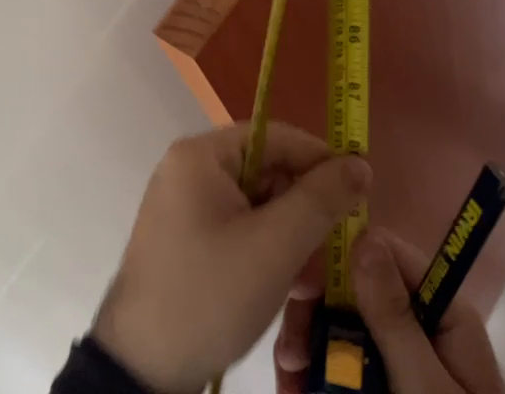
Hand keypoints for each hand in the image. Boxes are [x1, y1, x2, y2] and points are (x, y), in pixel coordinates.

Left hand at [91, 121, 370, 393]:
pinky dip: (267, 251)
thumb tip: (359, 163)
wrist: (143, 366)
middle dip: (305, 209)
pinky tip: (287, 286)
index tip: (361, 193)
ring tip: (310, 278)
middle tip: (334, 248)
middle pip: (268, 171)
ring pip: (258, 206)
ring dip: (291, 237)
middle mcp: (189, 171)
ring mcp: (185, 207)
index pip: (276, 137)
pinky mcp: (187, 241)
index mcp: (201, 156)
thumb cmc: (211, 295)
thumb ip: (321, 199)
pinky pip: (240, 230)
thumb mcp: (276, 245)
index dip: (322, 160)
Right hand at [275, 228, 504, 393]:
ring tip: (286, 382)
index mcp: (441, 309)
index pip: (386, 253)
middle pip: (351, 287)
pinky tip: (291, 390)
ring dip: (303, 347)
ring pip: (335, 323)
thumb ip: (394, 317)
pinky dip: (310, 373)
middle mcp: (415, 321)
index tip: (300, 286)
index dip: (337, 258)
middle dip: (312, 313)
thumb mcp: (424, 386)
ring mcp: (392, 353)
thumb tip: (364, 238)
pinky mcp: (373, 381)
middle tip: (286, 351)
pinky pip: (334, 361)